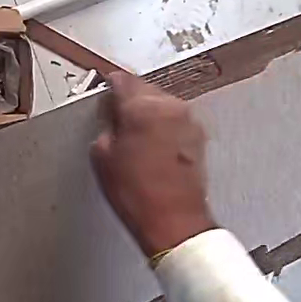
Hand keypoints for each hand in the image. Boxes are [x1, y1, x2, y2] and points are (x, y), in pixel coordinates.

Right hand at [90, 71, 216, 257]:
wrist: (173, 221)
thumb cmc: (139, 195)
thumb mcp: (102, 157)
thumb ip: (105, 127)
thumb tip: (110, 120)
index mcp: (143, 107)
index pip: (122, 80)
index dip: (108, 85)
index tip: (103, 89)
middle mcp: (170, 108)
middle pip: (144, 89)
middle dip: (128, 100)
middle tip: (113, 117)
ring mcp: (188, 122)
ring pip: (161, 104)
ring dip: (147, 114)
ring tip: (133, 137)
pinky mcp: (198, 137)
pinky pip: (174, 121)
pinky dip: (161, 127)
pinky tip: (150, 147)